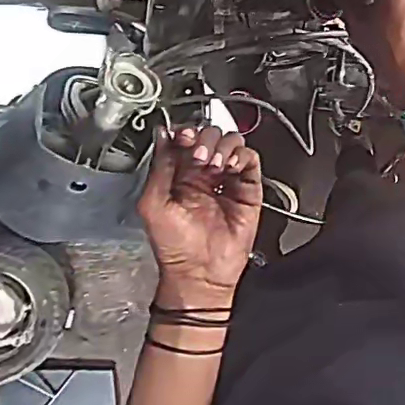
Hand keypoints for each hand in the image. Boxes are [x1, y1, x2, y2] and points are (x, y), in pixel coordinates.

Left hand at [138, 126, 260, 309]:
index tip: (184, 137)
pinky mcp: (248, 189)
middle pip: (210, 135)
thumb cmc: (174, 246)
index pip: (187, 138)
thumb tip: (162, 134)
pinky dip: (242, 155)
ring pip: (232, 142)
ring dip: (223, 146)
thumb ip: (160, 166)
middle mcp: (205, 173)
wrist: (201, 272)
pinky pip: (250, 159)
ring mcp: (227, 179)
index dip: (186, 132)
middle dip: (204, 140)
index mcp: (180, 174)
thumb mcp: (153, 203)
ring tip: (215, 164)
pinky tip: (230, 167)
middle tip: (200, 157)